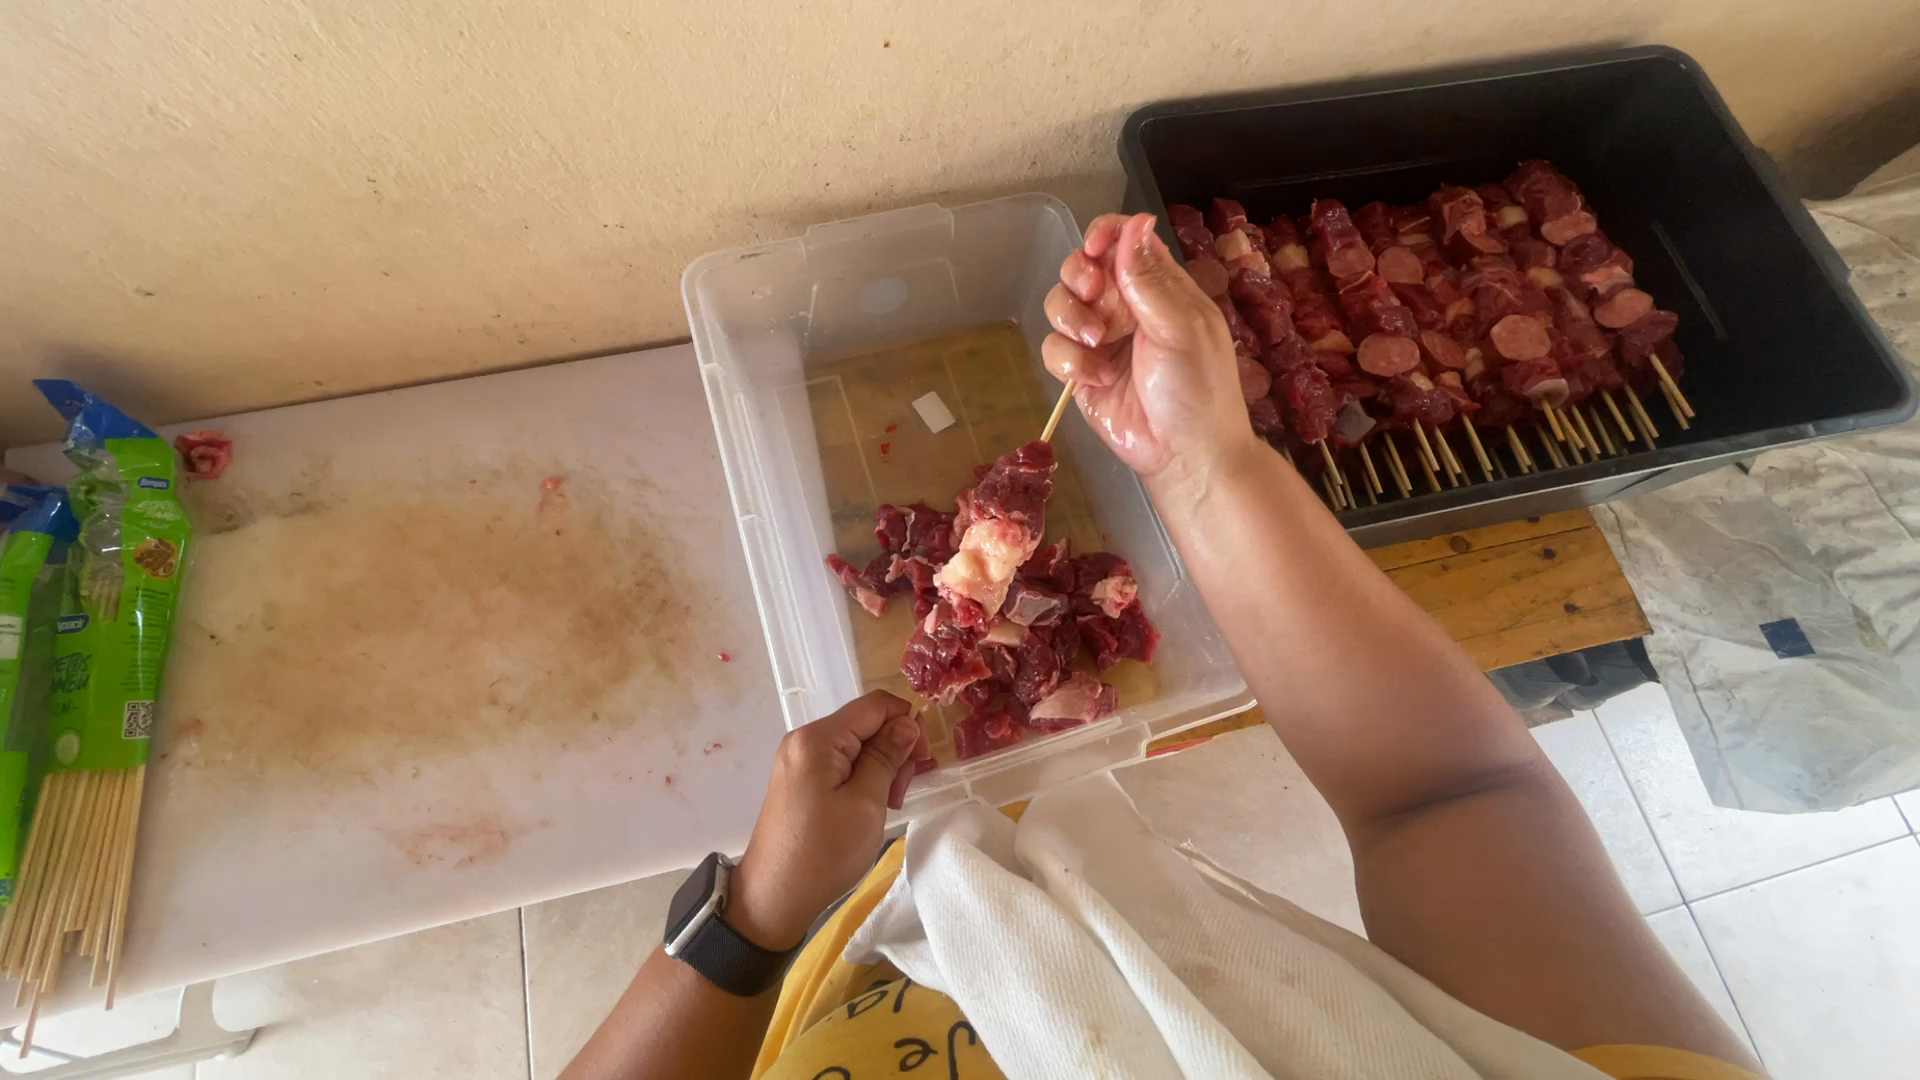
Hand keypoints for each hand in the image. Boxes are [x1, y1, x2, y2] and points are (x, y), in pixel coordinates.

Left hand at [726, 691, 929, 950]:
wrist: (773, 900)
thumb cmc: (823, 853)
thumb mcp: (866, 804)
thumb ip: (887, 756)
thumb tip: (907, 723)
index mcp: (818, 739)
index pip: (875, 705)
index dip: (907, 722)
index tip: (923, 758)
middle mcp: (805, 739)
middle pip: (865, 723)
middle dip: (894, 748)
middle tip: (903, 791)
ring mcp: (800, 759)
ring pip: (856, 743)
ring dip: (881, 765)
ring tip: (889, 803)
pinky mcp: (800, 778)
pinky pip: (842, 762)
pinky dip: (864, 776)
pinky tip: (872, 803)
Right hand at [1041, 212, 1256, 478]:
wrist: (1184, 452)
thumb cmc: (1197, 387)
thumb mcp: (1181, 327)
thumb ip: (1149, 279)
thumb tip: (1134, 222)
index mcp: (1158, 286)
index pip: (1123, 240)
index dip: (1103, 234)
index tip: (1095, 248)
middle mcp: (1125, 307)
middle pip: (1081, 268)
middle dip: (1078, 276)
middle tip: (1092, 295)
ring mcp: (1100, 340)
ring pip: (1060, 306)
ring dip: (1071, 319)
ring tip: (1096, 344)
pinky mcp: (1080, 373)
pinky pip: (1054, 349)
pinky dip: (1068, 361)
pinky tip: (1095, 378)